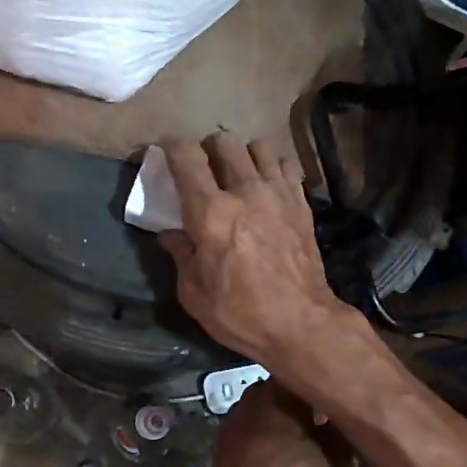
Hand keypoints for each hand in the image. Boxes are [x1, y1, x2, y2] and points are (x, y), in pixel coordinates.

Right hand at [158, 135, 354, 368]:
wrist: (301, 324)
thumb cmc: (241, 314)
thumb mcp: (194, 294)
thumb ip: (181, 255)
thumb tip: (171, 234)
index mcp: (211, 213)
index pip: (186, 157)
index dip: (171, 147)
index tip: (165, 153)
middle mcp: (245, 192)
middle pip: (224, 142)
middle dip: (208, 149)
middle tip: (204, 171)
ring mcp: (278, 194)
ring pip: (258, 146)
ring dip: (243, 155)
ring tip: (239, 176)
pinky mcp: (301, 203)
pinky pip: (286, 165)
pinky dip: (273, 168)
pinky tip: (268, 188)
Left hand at [202, 381, 346, 466]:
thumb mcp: (335, 456)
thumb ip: (344, 439)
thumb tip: (347, 434)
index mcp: (281, 387)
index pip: (305, 379)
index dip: (320, 394)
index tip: (331, 409)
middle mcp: (254, 392)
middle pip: (282, 394)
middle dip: (297, 407)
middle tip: (315, 426)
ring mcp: (234, 414)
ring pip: (262, 411)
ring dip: (277, 422)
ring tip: (293, 444)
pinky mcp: (222, 437)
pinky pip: (248, 430)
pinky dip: (260, 439)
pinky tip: (270, 456)